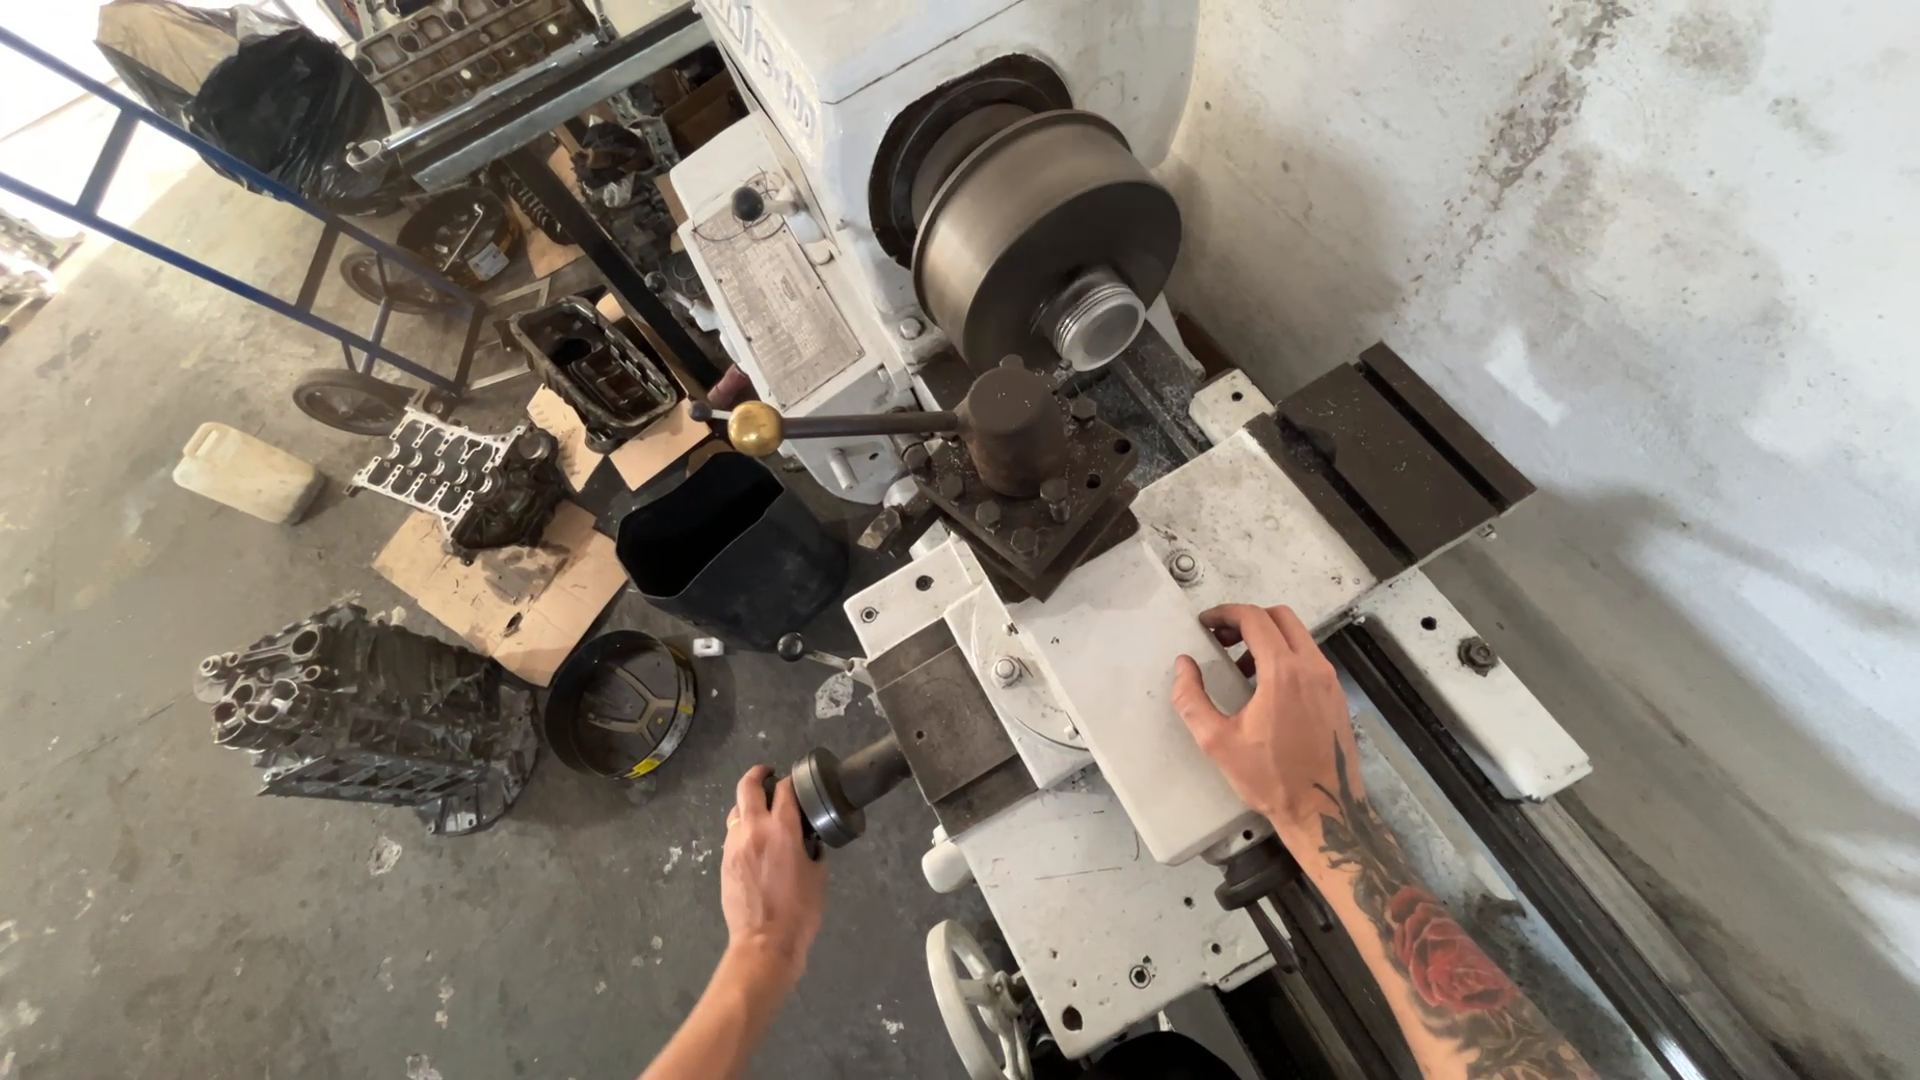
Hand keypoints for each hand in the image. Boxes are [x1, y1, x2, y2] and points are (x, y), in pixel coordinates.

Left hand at [720, 766, 826, 987]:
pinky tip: (755, 842)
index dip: (793, 780)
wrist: (764, 944)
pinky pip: (732, 834)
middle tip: (769, 774)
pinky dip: (743, 829)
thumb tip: (807, 838)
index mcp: (782, 829)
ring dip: (748, 805)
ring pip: (736, 810)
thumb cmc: (800, 911)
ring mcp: (734, 845)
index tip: (798, 781)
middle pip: (748, 786)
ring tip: (761, 812)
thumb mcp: (818, 873)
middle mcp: (754, 829)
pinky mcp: (724, 862)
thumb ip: (811, 847)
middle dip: (758, 774)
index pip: (785, 788)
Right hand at [1171, 604, 1357, 839]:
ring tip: (1241, 664)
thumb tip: (1184, 666)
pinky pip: (1310, 658)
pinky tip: (1266, 686)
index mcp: (1282, 673)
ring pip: (1299, 635)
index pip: (1254, 619)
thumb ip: (1191, 698)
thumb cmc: (1270, 779)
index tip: (1206, 624)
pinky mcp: (1337, 696)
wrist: (1325, 812)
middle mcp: (1312, 669)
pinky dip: (1286, 655)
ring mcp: (1330, 682)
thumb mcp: (1216, 741)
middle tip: (1222, 639)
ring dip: (1267, 637)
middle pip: (1280, 617)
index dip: (1225, 613)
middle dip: (1247, 620)